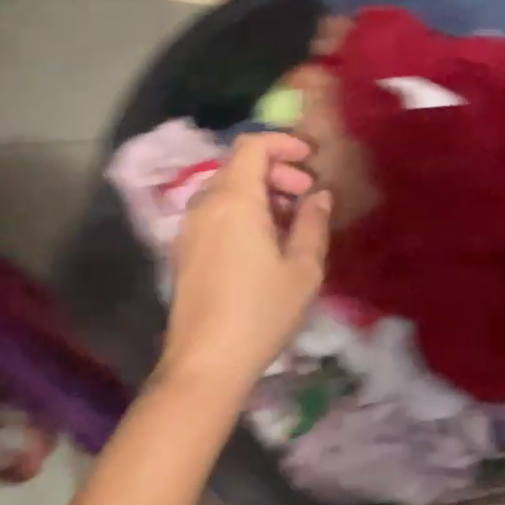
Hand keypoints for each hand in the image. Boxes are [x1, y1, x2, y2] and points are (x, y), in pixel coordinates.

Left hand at [158, 132, 330, 392]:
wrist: (206, 361)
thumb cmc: (261, 312)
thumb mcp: (303, 269)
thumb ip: (313, 224)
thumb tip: (318, 196)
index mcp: (234, 200)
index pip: (252, 145)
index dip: (284, 143)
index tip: (311, 160)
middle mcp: (205, 204)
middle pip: (238, 166)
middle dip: (277, 171)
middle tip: (307, 196)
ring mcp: (190, 228)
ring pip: (226, 190)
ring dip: (260, 194)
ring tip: (291, 223)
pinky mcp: (185, 251)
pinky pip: (216, 213)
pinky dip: (243, 212)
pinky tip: (265, 245)